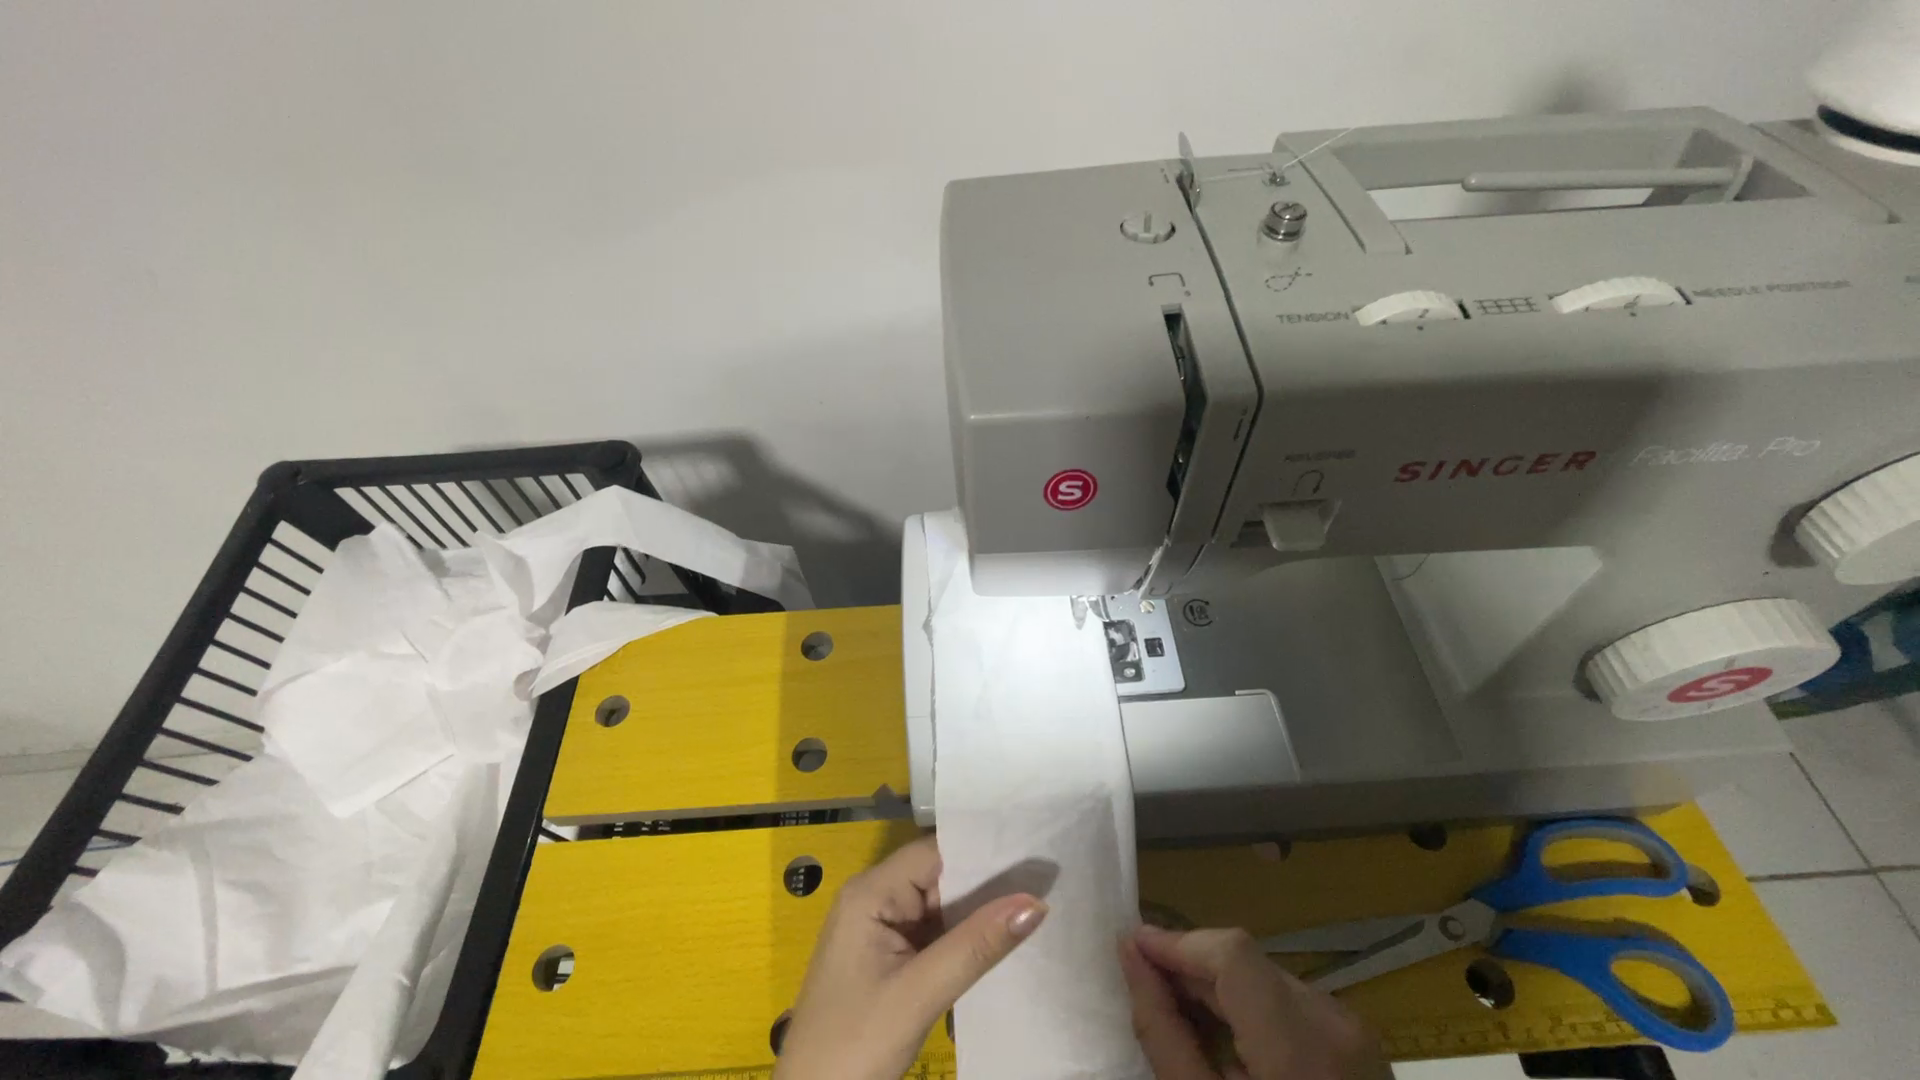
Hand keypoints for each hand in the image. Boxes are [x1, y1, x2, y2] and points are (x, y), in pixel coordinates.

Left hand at [774, 834, 1047, 1079]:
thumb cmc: (855, 1041)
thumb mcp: (919, 994)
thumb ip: (976, 946)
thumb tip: (1036, 902)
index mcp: (871, 892)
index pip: (936, 852)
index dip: (984, 849)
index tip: (1035, 849)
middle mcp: (875, 898)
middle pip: (942, 875)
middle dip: (990, 880)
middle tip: (1050, 877)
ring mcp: (882, 928)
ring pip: (943, 905)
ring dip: (982, 910)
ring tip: (1041, 901)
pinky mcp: (890, 957)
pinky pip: (936, 933)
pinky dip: (967, 936)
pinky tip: (1006, 937)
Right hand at [1119, 925, 1389, 1079]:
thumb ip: (1163, 1030)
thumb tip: (1131, 958)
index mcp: (1300, 1046)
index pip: (1232, 953)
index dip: (1177, 943)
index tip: (1131, 946)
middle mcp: (1336, 1024)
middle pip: (1249, 964)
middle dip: (1191, 966)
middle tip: (1143, 981)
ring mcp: (1355, 1035)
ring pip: (1269, 979)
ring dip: (1219, 987)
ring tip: (1177, 1011)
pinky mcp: (1362, 1047)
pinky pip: (1294, 1004)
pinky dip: (1252, 1009)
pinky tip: (1224, 1037)